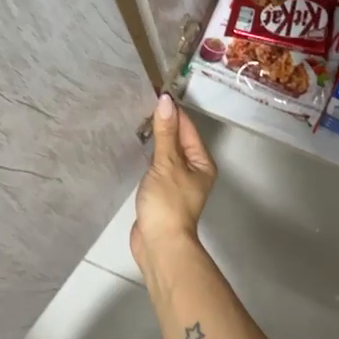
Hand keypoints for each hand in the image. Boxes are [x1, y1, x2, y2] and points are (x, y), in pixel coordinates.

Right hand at [131, 93, 216, 271]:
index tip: (154, 93)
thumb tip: (165, 101)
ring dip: (155, 140)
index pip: (188, 128)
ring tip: (136, 121)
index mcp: (202, 162)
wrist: (159, 244)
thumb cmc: (168, 202)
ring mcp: (178, 182)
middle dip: (163, 124)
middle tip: (141, 104)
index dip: (173, 111)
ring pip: (167, 153)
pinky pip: (157, 167)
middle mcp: (194, 170)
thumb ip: (165, 133)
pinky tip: (136, 149)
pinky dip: (149, 157)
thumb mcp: (166, 163)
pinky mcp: (162, 192)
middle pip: (178, 140)